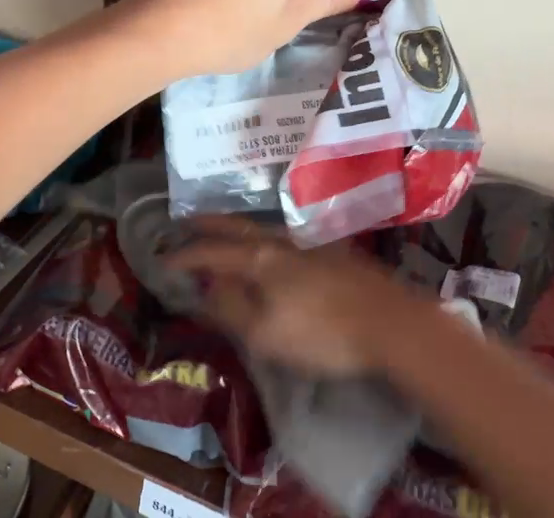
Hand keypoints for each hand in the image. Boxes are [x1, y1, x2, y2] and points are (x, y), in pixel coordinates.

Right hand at [168, 217, 424, 377]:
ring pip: (262, 230)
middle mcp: (281, 243)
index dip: (185, 256)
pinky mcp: (334, 256)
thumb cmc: (322, 333)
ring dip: (236, 229)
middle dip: (208, 224)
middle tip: (186, 219)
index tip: (163, 258)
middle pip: (237, 227)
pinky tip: (271, 249)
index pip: (211, 252)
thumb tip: (206, 286)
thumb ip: (231, 307)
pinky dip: (263, 240)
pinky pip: (283, 240)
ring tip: (223, 232)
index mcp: (259, 260)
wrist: (391, 324)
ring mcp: (310, 246)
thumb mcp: (266, 333)